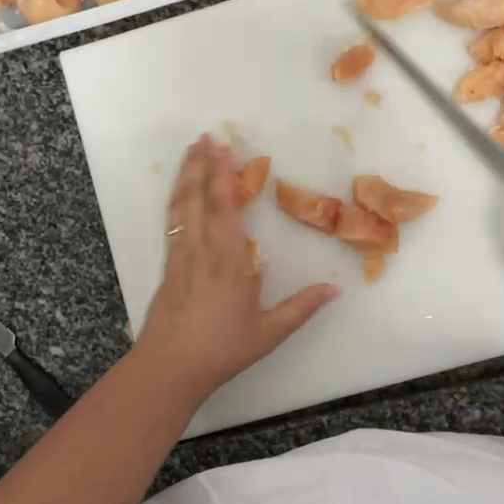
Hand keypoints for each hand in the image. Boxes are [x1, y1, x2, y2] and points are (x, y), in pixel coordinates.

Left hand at [134, 135, 339, 397]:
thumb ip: (302, 308)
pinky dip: (176, 200)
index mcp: (228, 263)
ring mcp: (180, 257)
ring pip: (181, 207)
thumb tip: (335, 289)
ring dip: (185, 176)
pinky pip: (172, 223)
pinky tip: (179, 191)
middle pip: (199, 199)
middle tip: (206, 136)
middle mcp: (201, 252)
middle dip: (202, 165)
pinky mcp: (168, 267)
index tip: (226, 150)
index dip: (224, 176)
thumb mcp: (268, 333)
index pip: (225, 209)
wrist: (170, 367)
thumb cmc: (222, 350)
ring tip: (190, 151)